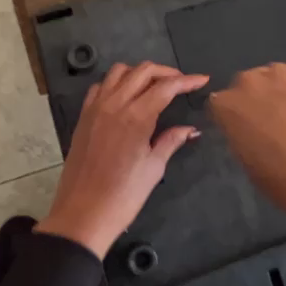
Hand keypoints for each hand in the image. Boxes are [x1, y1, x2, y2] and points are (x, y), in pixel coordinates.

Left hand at [37, 62, 208, 258]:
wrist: (83, 214)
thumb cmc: (124, 195)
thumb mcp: (154, 168)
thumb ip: (171, 141)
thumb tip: (190, 129)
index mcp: (136, 116)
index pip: (166, 87)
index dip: (187, 81)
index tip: (202, 80)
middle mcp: (115, 105)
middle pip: (143, 71)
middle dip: (166, 72)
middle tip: (181, 83)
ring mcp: (96, 109)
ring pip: (119, 72)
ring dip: (139, 73)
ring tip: (154, 87)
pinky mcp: (83, 117)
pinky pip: (100, 87)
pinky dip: (115, 84)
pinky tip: (125, 97)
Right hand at [210, 62, 285, 225]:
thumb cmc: (279, 176)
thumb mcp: (245, 156)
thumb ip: (240, 129)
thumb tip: (248, 123)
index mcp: (226, 104)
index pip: (224, 101)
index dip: (239, 113)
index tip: (251, 125)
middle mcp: (249, 81)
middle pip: (252, 82)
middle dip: (262, 96)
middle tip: (278, 120)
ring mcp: (282, 72)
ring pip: (280, 75)